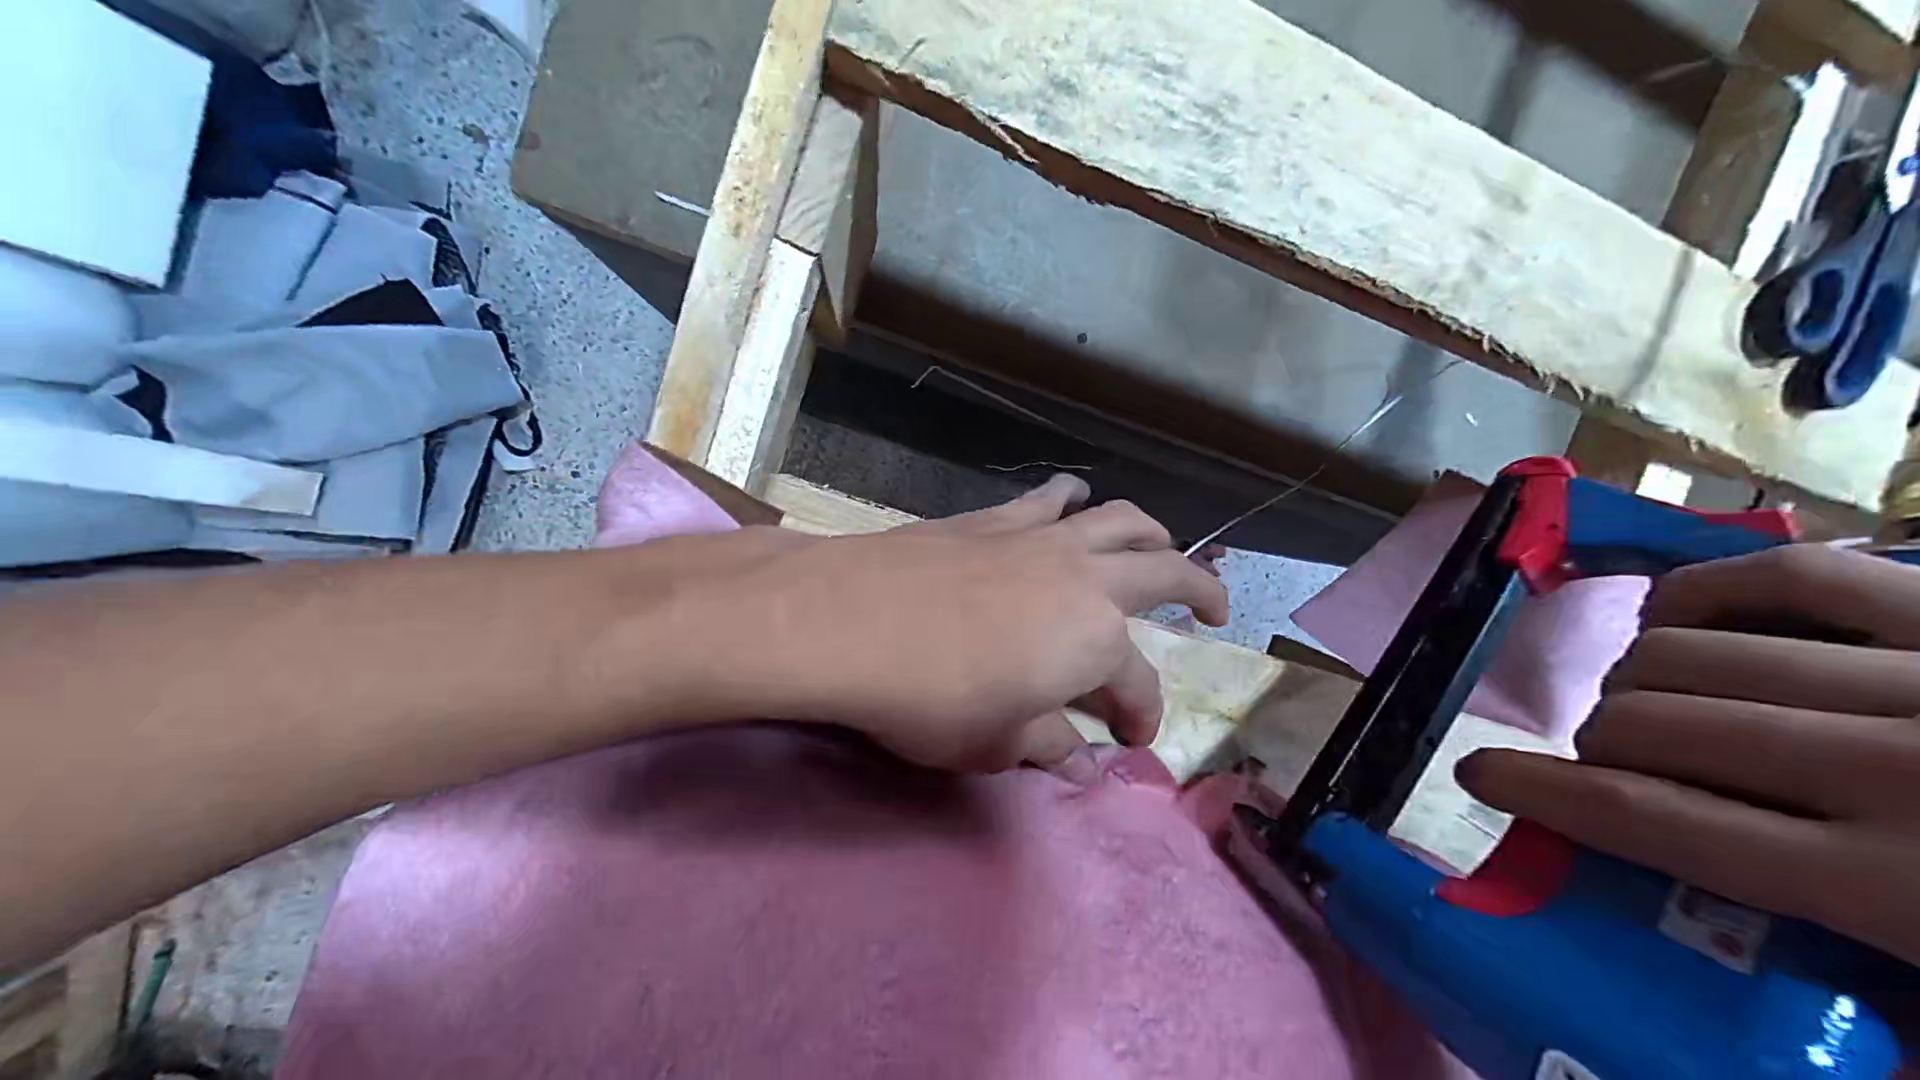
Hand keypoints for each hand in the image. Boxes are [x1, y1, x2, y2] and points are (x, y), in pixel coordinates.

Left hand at [646, 475, 1228, 773]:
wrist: (847, 620)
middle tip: (1214, 608)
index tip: (1127, 742)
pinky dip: (1071, 499)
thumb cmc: (927, 697)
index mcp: (1095, 642)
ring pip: (1119, 518)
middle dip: (1202, 589)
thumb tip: (1079, 762)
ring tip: (1156, 545)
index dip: (1140, 719)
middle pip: (1165, 571)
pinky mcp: (994, 519)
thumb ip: (1046, 747)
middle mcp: (1084, 580)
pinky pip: (1049, 499)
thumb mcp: (993, 745)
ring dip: (1149, 532)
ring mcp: (1041, 541)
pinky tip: (1070, 501)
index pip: (1138, 688)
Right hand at [1458, 544, 1919, 965]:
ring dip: (1636, 679)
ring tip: (1646, 700)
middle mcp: (1895, 768)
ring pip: (1690, 653)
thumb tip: (1720, 953)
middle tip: (1611, 762)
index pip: (1653, 822)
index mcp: (1910, 888)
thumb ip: (1878, 1010)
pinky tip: (1681, 613)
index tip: (1477, 773)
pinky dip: (1706, 591)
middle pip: (1652, 725)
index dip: (1542, 792)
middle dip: (1599, 739)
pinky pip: (1793, 576)